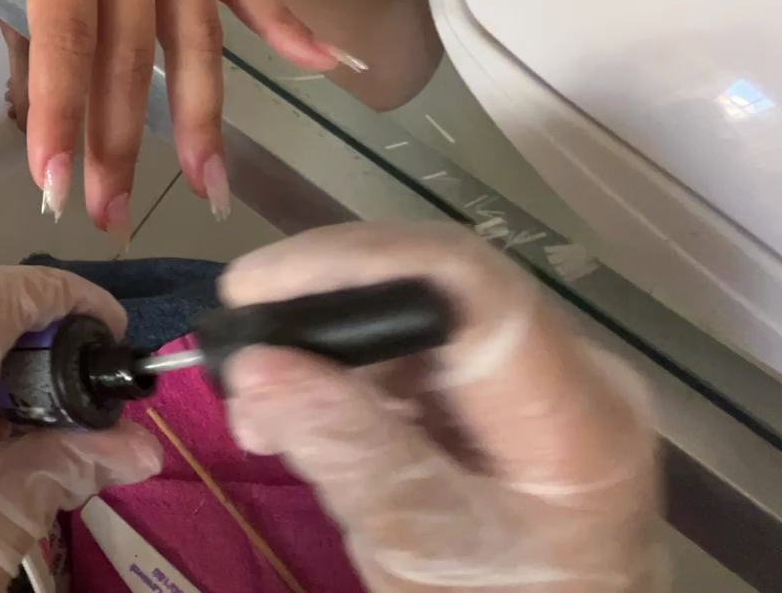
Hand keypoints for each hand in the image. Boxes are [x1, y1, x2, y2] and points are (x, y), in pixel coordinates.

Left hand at [0, 0, 341, 233]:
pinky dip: (286, 24)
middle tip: (109, 212)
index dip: (59, 116)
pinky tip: (323, 69)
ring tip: (206, 187)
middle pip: (128, 59)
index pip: (64, 42)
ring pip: (195, 40)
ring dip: (199, 118)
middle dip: (117, 143)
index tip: (54, 183)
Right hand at [221, 223, 661, 592]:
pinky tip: (277, 413)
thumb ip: (349, 455)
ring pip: (385, 303)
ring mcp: (509, 368)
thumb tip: (255, 362)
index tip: (249, 289)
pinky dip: (312, 363)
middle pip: (416, 280)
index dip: (347, 262)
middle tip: (236, 344)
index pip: (462, 281)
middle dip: (309, 302)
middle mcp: (552, 365)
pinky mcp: (465, 378)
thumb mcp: (419, 545)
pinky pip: (376, 337)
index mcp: (570, 409)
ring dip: (300, 339)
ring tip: (252, 406)